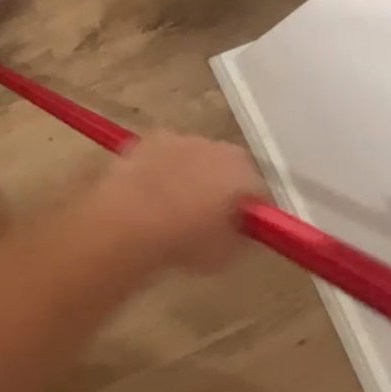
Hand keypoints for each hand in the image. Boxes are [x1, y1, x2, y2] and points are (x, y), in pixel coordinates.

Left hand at [87, 131, 264, 273]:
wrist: (131, 220)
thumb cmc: (184, 241)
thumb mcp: (226, 254)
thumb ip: (241, 235)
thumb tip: (241, 228)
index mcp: (241, 175)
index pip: (259, 189)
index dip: (253, 209)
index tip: (245, 226)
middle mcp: (217, 148)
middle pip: (231, 165)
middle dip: (226, 184)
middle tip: (214, 213)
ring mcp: (183, 138)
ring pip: (199, 155)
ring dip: (196, 172)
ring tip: (178, 202)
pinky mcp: (153, 137)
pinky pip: (170, 152)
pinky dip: (168, 165)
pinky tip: (155, 188)